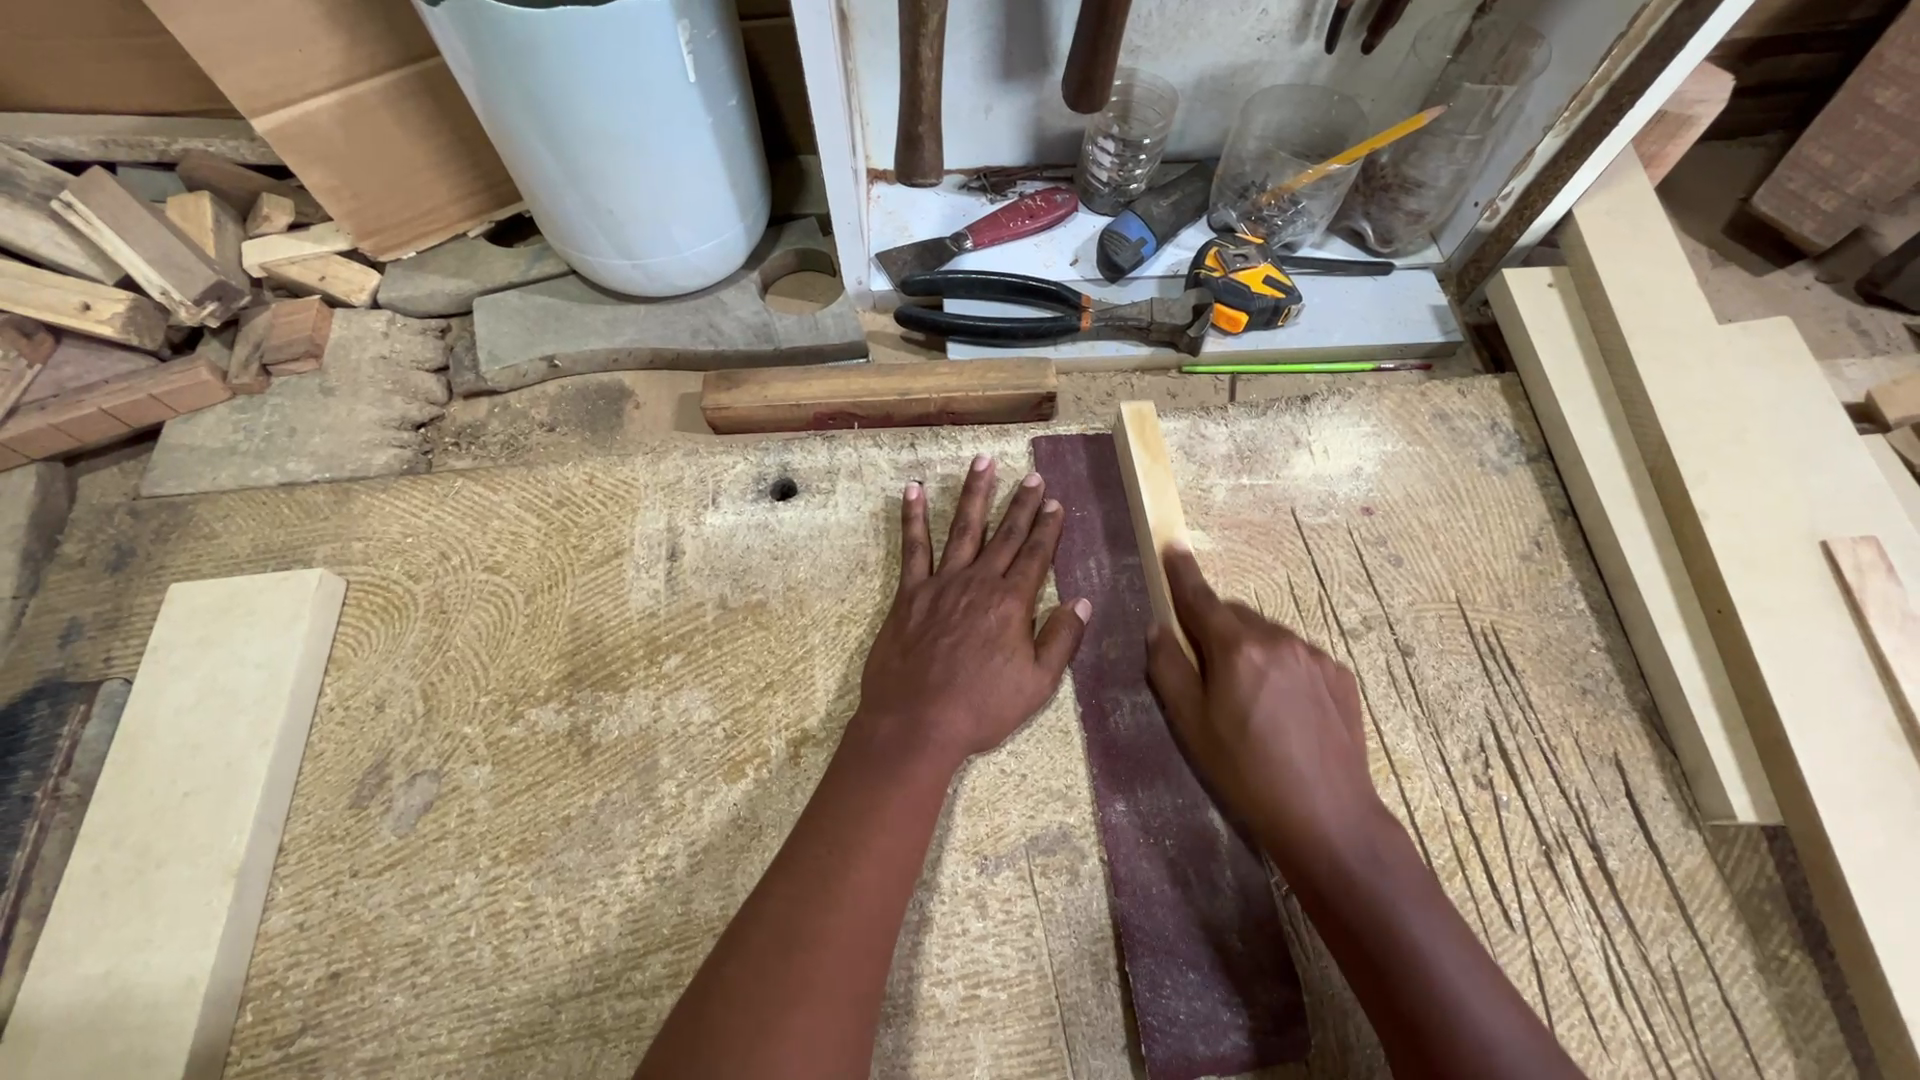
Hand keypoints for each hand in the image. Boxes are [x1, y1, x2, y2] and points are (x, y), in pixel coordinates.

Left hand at [850, 455, 1091, 768]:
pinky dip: (912, 517)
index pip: (1035, 556)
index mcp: (1012, 603)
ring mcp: (941, 584)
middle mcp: (979, 583)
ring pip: (962, 529)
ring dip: (974, 494)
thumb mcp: (1037, 684)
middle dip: (1021, 504)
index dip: (1047, 528)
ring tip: (982, 462)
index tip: (1055, 502)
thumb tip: (1082, 601)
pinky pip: (912, 548)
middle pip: (1005, 535)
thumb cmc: (980, 708)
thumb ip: (1061, 639)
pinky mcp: (909, 594)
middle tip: (1032, 476)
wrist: (916, 722)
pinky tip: (911, 490)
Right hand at [1145, 546, 1381, 867]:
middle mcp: (1278, 639)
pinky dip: (1280, 667)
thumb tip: (1159, 628)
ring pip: (1267, 635)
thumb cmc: (1244, 773)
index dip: (1182, 573)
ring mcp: (1315, 656)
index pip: (1200, 599)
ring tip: (1249, 700)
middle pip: (1235, 615)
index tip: (1174, 544)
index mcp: (1236, 649)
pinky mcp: (1340, 675)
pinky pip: (1297, 655)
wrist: (1326, 816)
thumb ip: (1168, 668)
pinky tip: (1282, 710)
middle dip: (1215, 628)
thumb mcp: (1189, 724)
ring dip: (1249, 649)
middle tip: (1206, 671)